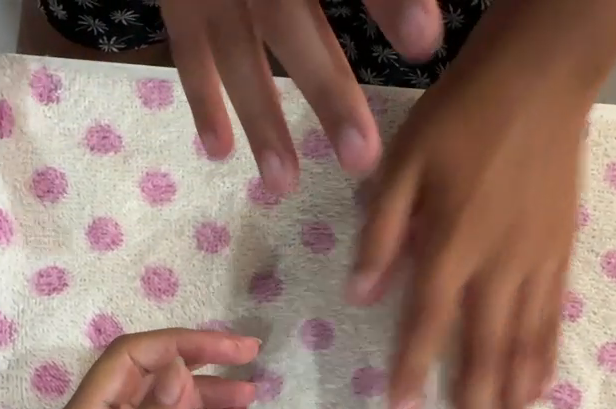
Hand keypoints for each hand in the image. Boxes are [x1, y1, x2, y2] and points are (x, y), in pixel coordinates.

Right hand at [159, 0, 442, 190]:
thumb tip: (426, 23)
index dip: (389, 4)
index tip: (426, 44)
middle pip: (290, 24)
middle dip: (327, 92)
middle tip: (361, 158)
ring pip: (237, 53)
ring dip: (260, 122)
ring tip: (283, 185)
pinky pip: (189, 52)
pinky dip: (203, 100)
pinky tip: (220, 151)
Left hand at [347, 31, 584, 408]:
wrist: (544, 77)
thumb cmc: (463, 117)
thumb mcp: (402, 161)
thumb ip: (381, 232)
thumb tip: (360, 296)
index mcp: (452, 245)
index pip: (427, 327)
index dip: (413, 377)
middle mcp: (498, 268)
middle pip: (482, 356)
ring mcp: (536, 266)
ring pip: (524, 350)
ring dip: (515, 406)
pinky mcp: (561, 257)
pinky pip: (552, 322)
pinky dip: (544, 363)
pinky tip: (539, 396)